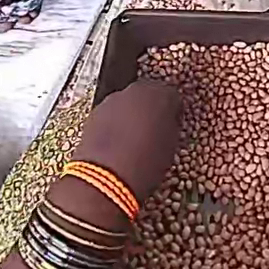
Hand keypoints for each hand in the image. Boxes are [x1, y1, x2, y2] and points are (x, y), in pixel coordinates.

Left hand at [74, 79, 180, 201]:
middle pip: (148, 95)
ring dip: (132, 116)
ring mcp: (112, 101)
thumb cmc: (145, 163)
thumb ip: (171, 127)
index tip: (174, 123)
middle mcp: (135, 91)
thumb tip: (167, 125)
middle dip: (151, 110)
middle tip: (155, 131)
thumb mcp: (171, 146)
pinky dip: (115, 124)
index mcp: (160, 95)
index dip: (174, 111)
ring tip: (135, 141)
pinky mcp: (95, 113)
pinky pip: (111, 115)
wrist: (106, 177)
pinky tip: (118, 144)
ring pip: (127, 104)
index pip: (172, 96)